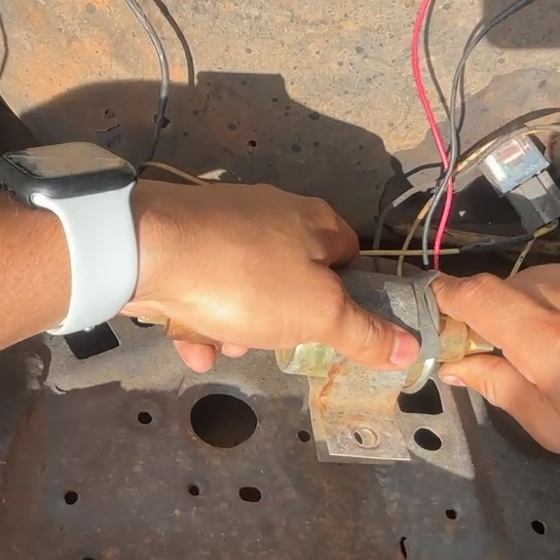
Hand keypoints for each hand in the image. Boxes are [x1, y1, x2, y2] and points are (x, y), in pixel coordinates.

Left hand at [128, 181, 418, 372]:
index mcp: (314, 221)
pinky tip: (190, 342)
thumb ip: (363, 332)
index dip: (347, 297)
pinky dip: (200, 317)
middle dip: (281, 320)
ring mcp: (223, 224)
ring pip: (245, 287)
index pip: (349, 257)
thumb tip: (412, 346)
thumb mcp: (317, 313)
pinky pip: (203, 286)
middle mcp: (271, 213)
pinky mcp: (182, 239)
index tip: (333, 329)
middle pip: (293, 277)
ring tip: (221, 342)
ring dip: (237, 324)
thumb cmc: (247, 279)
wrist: (147, 249)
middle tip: (269, 341)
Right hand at [433, 263, 559, 503]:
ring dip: (531, 305)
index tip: (440, 321)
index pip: (472, 295)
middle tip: (506, 352)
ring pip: (541, 278)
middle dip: (491, 313)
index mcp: (553, 345)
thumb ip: (501, 390)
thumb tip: (454, 364)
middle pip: (503, 285)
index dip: (445, 302)